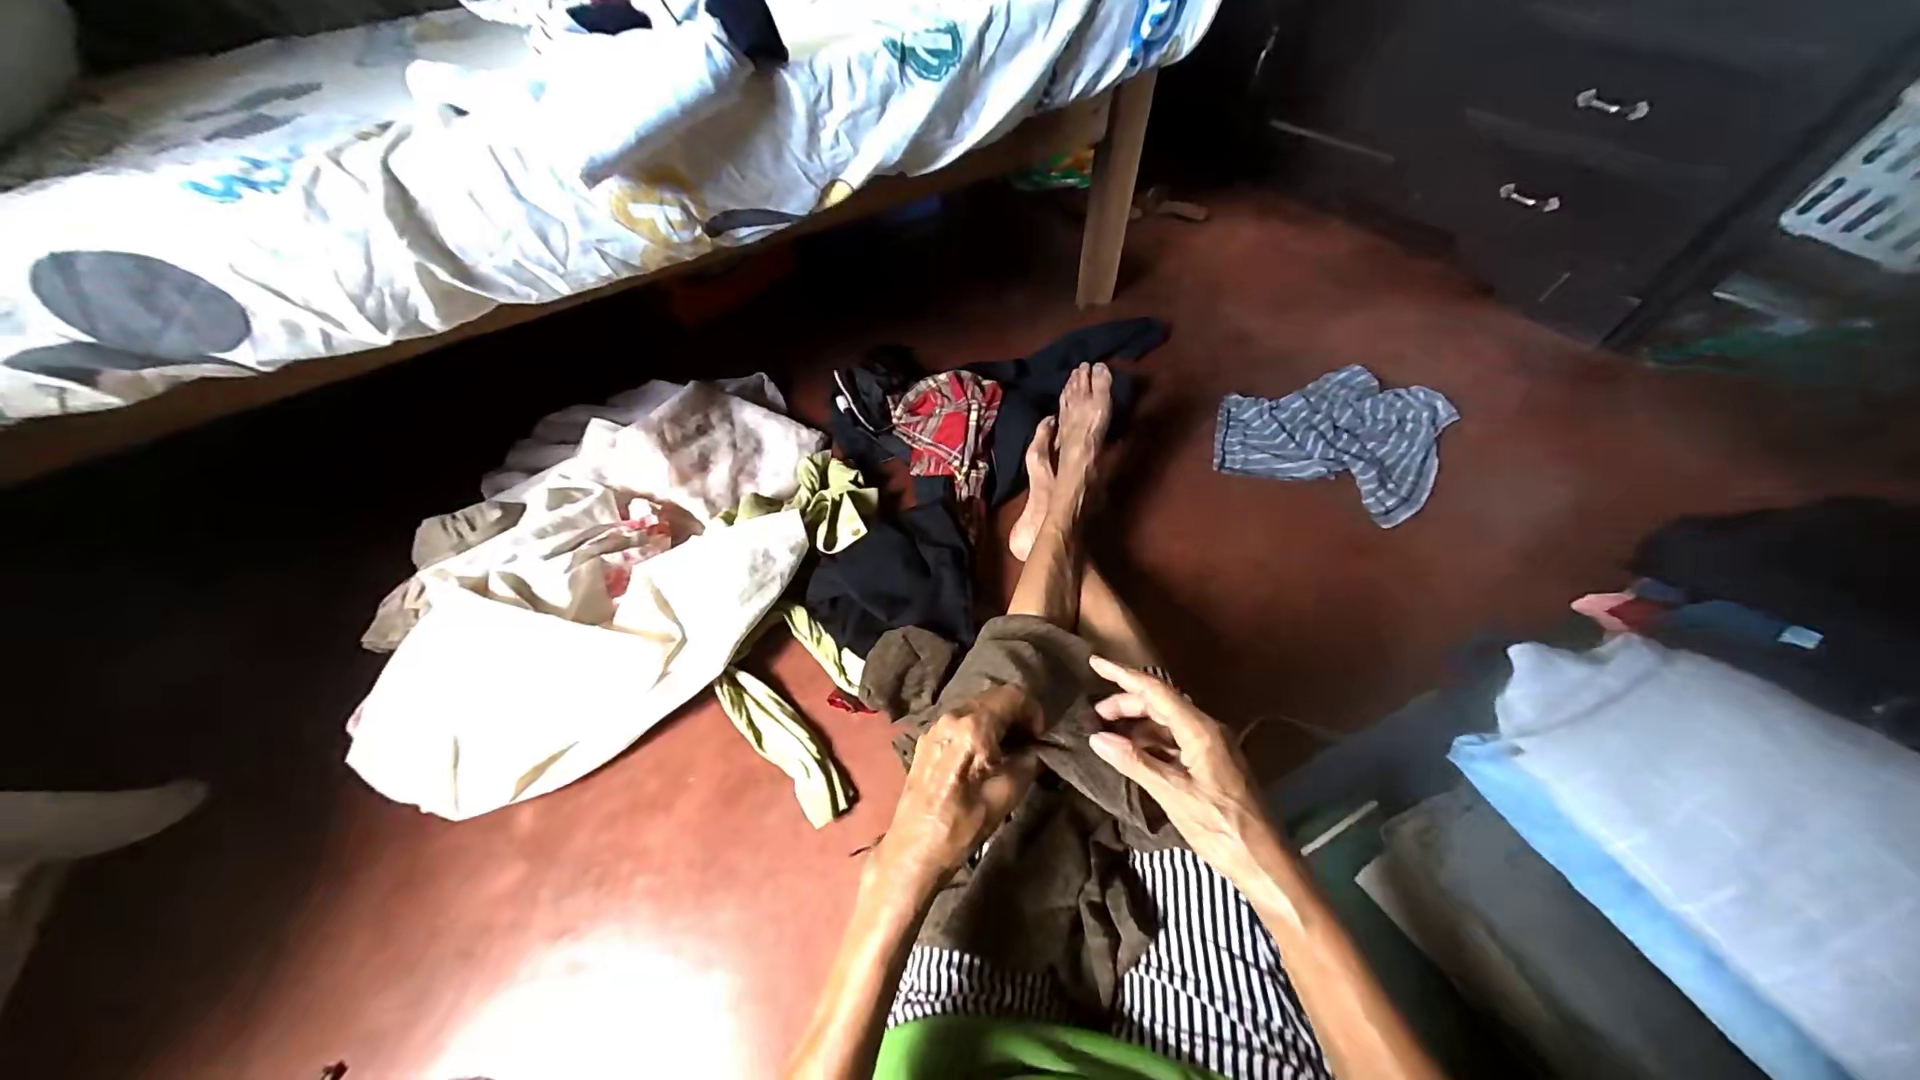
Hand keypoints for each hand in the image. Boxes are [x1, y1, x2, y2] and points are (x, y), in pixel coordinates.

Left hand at [879, 684, 1043, 885]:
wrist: (913, 850)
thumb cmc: (961, 825)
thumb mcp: (1006, 795)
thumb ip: (1028, 762)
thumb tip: (1037, 749)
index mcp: (972, 726)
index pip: (1013, 696)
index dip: (1034, 712)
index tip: (1040, 738)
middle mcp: (951, 717)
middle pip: (993, 697)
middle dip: (1016, 715)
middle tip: (1028, 744)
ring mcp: (934, 727)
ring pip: (975, 708)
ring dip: (997, 721)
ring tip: (1007, 751)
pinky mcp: (926, 740)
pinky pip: (959, 722)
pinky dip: (977, 729)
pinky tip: (982, 757)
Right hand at [1087, 656, 1281, 884]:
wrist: (1264, 863)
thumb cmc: (1222, 828)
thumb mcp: (1173, 795)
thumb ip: (1135, 762)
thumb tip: (1097, 738)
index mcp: (1201, 731)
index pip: (1156, 691)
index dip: (1123, 675)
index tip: (1095, 663)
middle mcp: (1207, 730)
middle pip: (1161, 704)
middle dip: (1126, 703)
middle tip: (1095, 714)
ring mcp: (1211, 747)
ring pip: (1166, 722)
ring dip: (1137, 723)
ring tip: (1109, 734)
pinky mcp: (1210, 764)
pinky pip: (1174, 741)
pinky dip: (1150, 741)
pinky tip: (1133, 753)